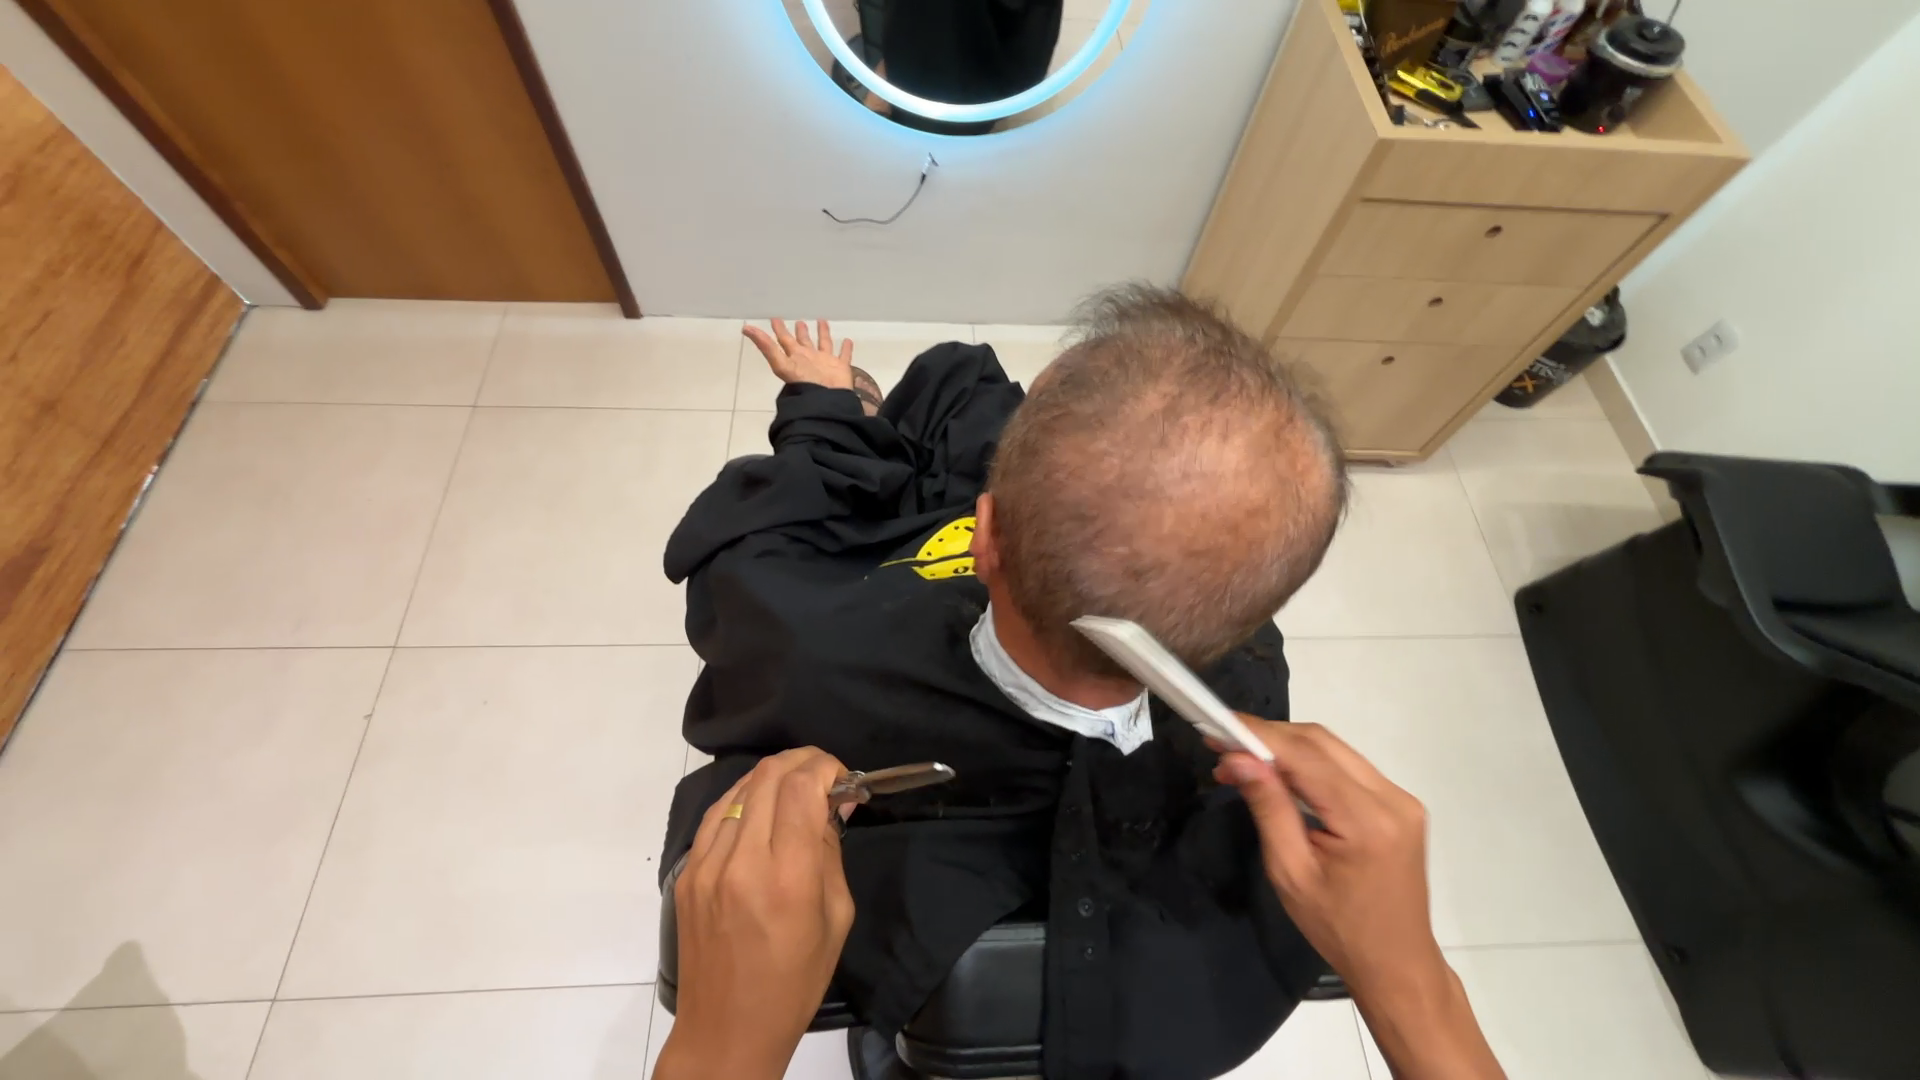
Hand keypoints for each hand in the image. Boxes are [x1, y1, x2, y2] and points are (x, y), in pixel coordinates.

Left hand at [655, 749, 854, 1079]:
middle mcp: (743, 860)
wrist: (726, 1030)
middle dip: (804, 761)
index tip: (844, 777)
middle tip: (826, 775)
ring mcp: (707, 864)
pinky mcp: (687, 872)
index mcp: (787, 876)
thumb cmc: (795, 982)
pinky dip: (745, 797)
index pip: (802, 787)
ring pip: (742, 787)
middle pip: (770, 775)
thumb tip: (833, 803)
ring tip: (797, 787)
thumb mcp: (837, 917)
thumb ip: (831, 851)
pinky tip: (762, 804)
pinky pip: (718, 814)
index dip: (826, 767)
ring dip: (775, 775)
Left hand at [744, 319, 854, 391]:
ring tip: (822, 321)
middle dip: (800, 332)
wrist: (824, 400)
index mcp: (795, 356)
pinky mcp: (840, 367)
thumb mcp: (780, 362)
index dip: (779, 330)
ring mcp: (825, 362)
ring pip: (824, 344)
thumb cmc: (803, 382)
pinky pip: (844, 356)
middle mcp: (809, 358)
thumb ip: (765, 345)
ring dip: (822, 334)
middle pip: (804, 342)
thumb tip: (745, 328)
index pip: (785, 340)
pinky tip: (848, 340)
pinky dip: (846, 349)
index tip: (775, 319)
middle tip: (799, 322)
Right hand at [1218, 720, 1505, 1079]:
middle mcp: (1391, 798)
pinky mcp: (1398, 802)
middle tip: (1224, 746)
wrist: (1396, 964)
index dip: (1258, 735)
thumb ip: (1267, 807)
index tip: (1217, 727)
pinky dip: (1307, 761)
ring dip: (1286, 747)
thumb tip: (1237, 758)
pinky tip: (1280, 774)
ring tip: (1244, 761)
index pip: (1305, 756)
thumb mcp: (1289, 871)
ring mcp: (1400, 798)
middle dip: (1268, 737)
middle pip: (1320, 742)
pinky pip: (1345, 765)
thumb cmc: (1336, 927)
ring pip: (1332, 748)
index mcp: (1367, 820)